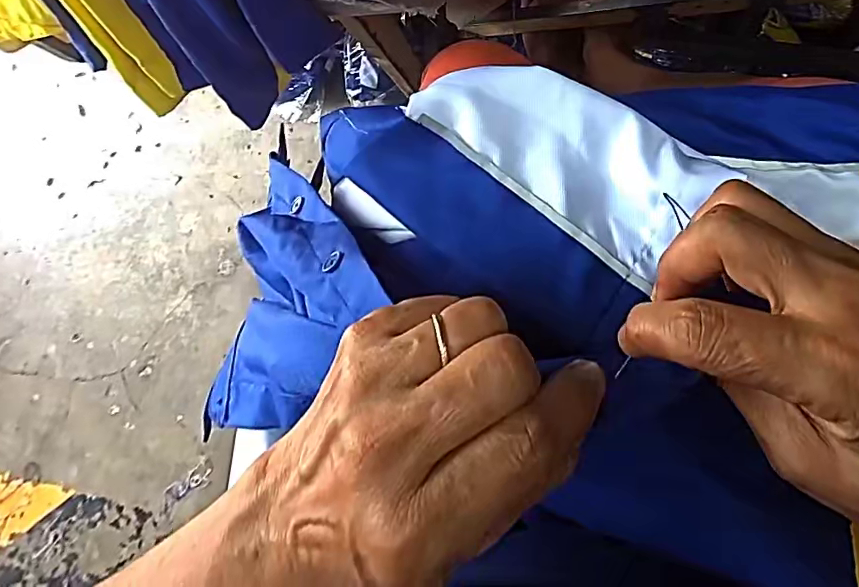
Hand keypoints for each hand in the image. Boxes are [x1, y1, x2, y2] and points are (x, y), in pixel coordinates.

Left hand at [111, 296, 604, 586]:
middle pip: (506, 365)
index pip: (528, 439)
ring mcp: (364, 386)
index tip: (584, 388)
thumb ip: (527, 479)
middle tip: (518, 394)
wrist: (274, 544)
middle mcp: (384, 450)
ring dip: (494, 341)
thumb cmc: (377, 557)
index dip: (574, 405)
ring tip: (476, 371)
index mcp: (413, 528)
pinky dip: (455, 323)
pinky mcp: (355, 343)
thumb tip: (576, 404)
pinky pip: (441, 302)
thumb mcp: (458, 554)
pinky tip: (441, 358)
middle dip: (530, 375)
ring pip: (479, 318)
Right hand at [619, 182, 858, 586]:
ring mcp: (850, 261)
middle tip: (671, 311)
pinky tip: (737, 285)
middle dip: (677, 262)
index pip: (718, 325)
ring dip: (705, 241)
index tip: (631, 335)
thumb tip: (684, 336)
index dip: (657, 326)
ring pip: (748, 202)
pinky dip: (736, 239)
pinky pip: (774, 218)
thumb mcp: (801, 460)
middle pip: (729, 226)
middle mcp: (842, 292)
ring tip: (701, 293)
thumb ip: (737, 386)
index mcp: (836, 365)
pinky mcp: (852, 254)